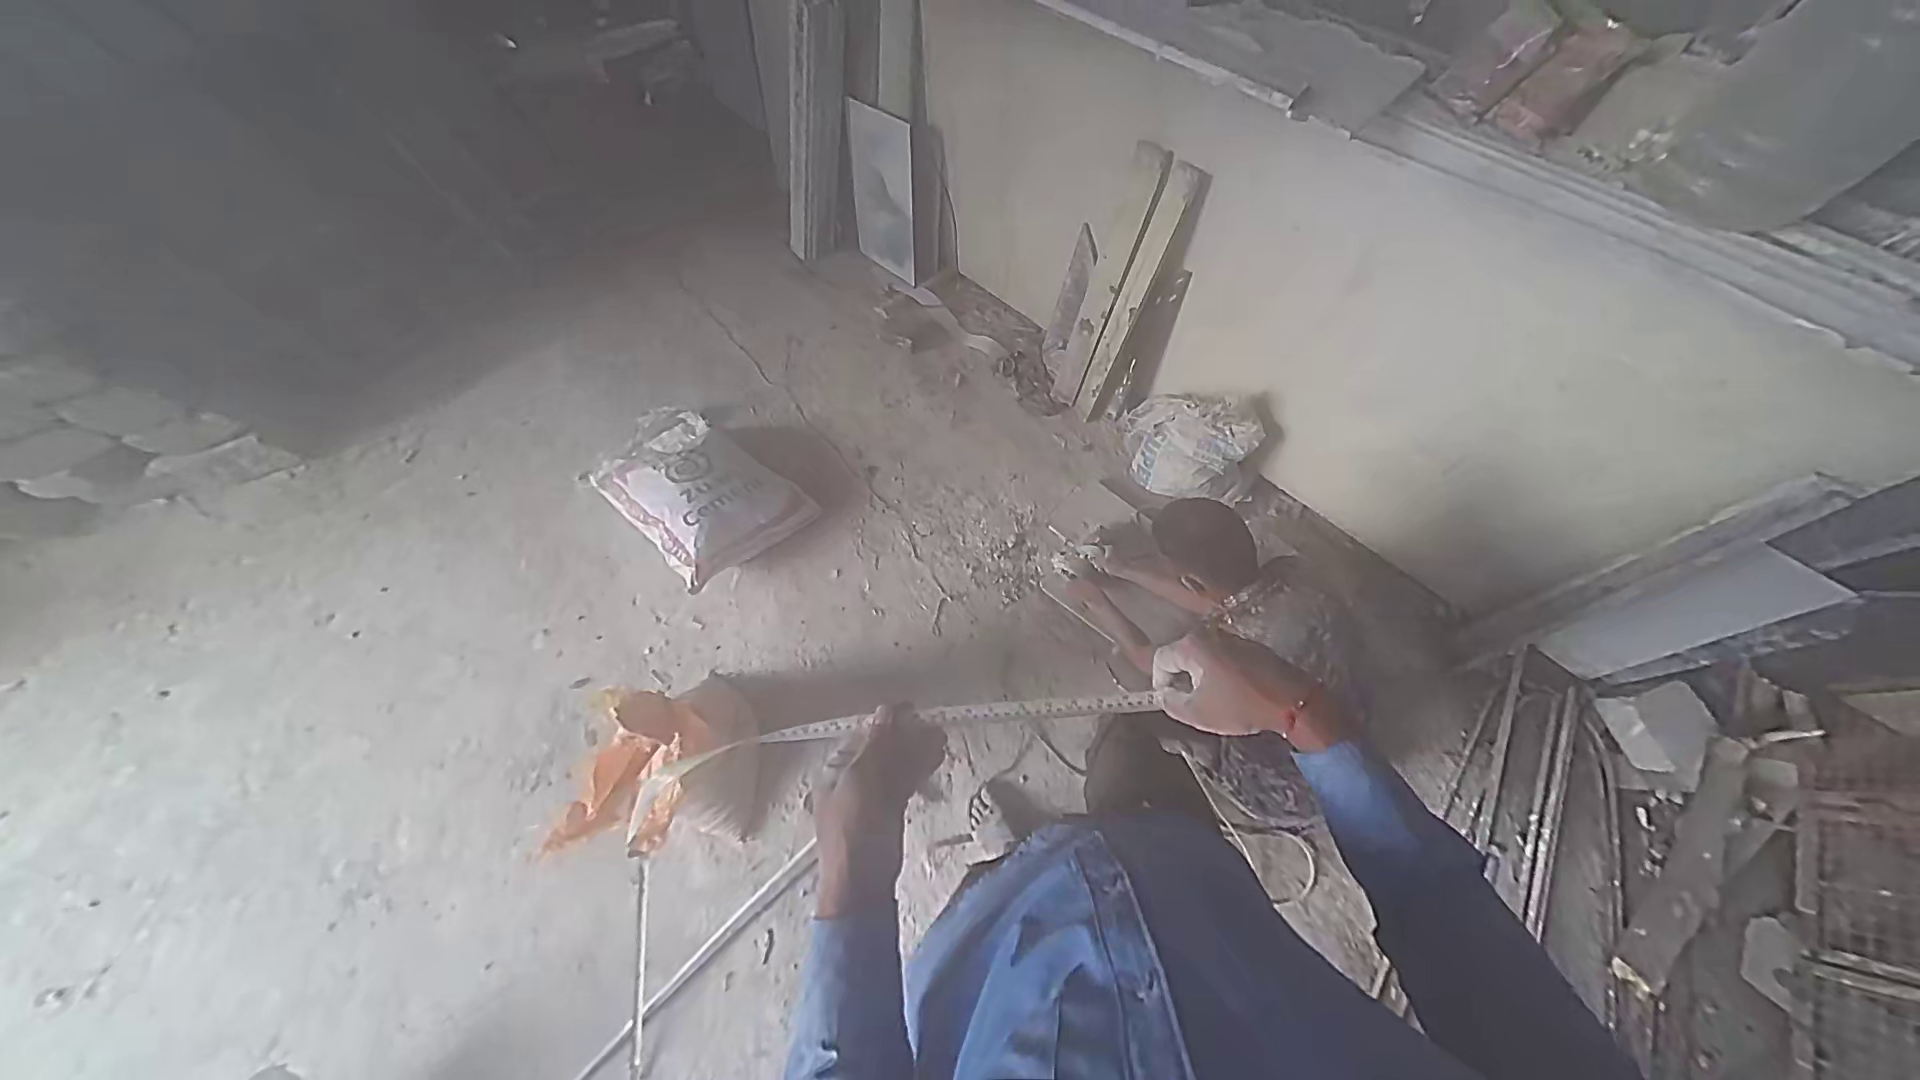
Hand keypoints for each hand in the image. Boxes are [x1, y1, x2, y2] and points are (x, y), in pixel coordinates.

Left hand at [812, 704, 945, 916]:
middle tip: (934, 728)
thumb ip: (877, 746)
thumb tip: (887, 710)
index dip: (889, 722)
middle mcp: (851, 778)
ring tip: (940, 741)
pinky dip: (918, 769)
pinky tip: (934, 760)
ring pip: (896, 764)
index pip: (865, 736)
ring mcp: (871, 796)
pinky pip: (903, 781)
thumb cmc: (854, 832)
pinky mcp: (888, 810)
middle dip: (908, 737)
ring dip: (917, 751)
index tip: (913, 711)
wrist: (861, 887)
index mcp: (836, 770)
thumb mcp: (862, 782)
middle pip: (883, 749)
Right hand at [1152, 629, 1351, 751]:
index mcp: (1193, 646)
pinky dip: (1220, 671)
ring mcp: (1233, 638)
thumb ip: (1170, 703)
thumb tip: (1164, 695)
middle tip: (1188, 700)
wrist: (1295, 702)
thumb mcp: (1198, 714)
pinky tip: (1231, 691)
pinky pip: (1223, 656)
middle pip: (1182, 654)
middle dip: (1180, 678)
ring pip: (1203, 655)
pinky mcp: (1251, 646)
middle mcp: (1210, 634)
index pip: (1161, 659)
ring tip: (1210, 698)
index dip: (1160, 681)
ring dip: (1201, 674)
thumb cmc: (1242, 706)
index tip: (1168, 699)